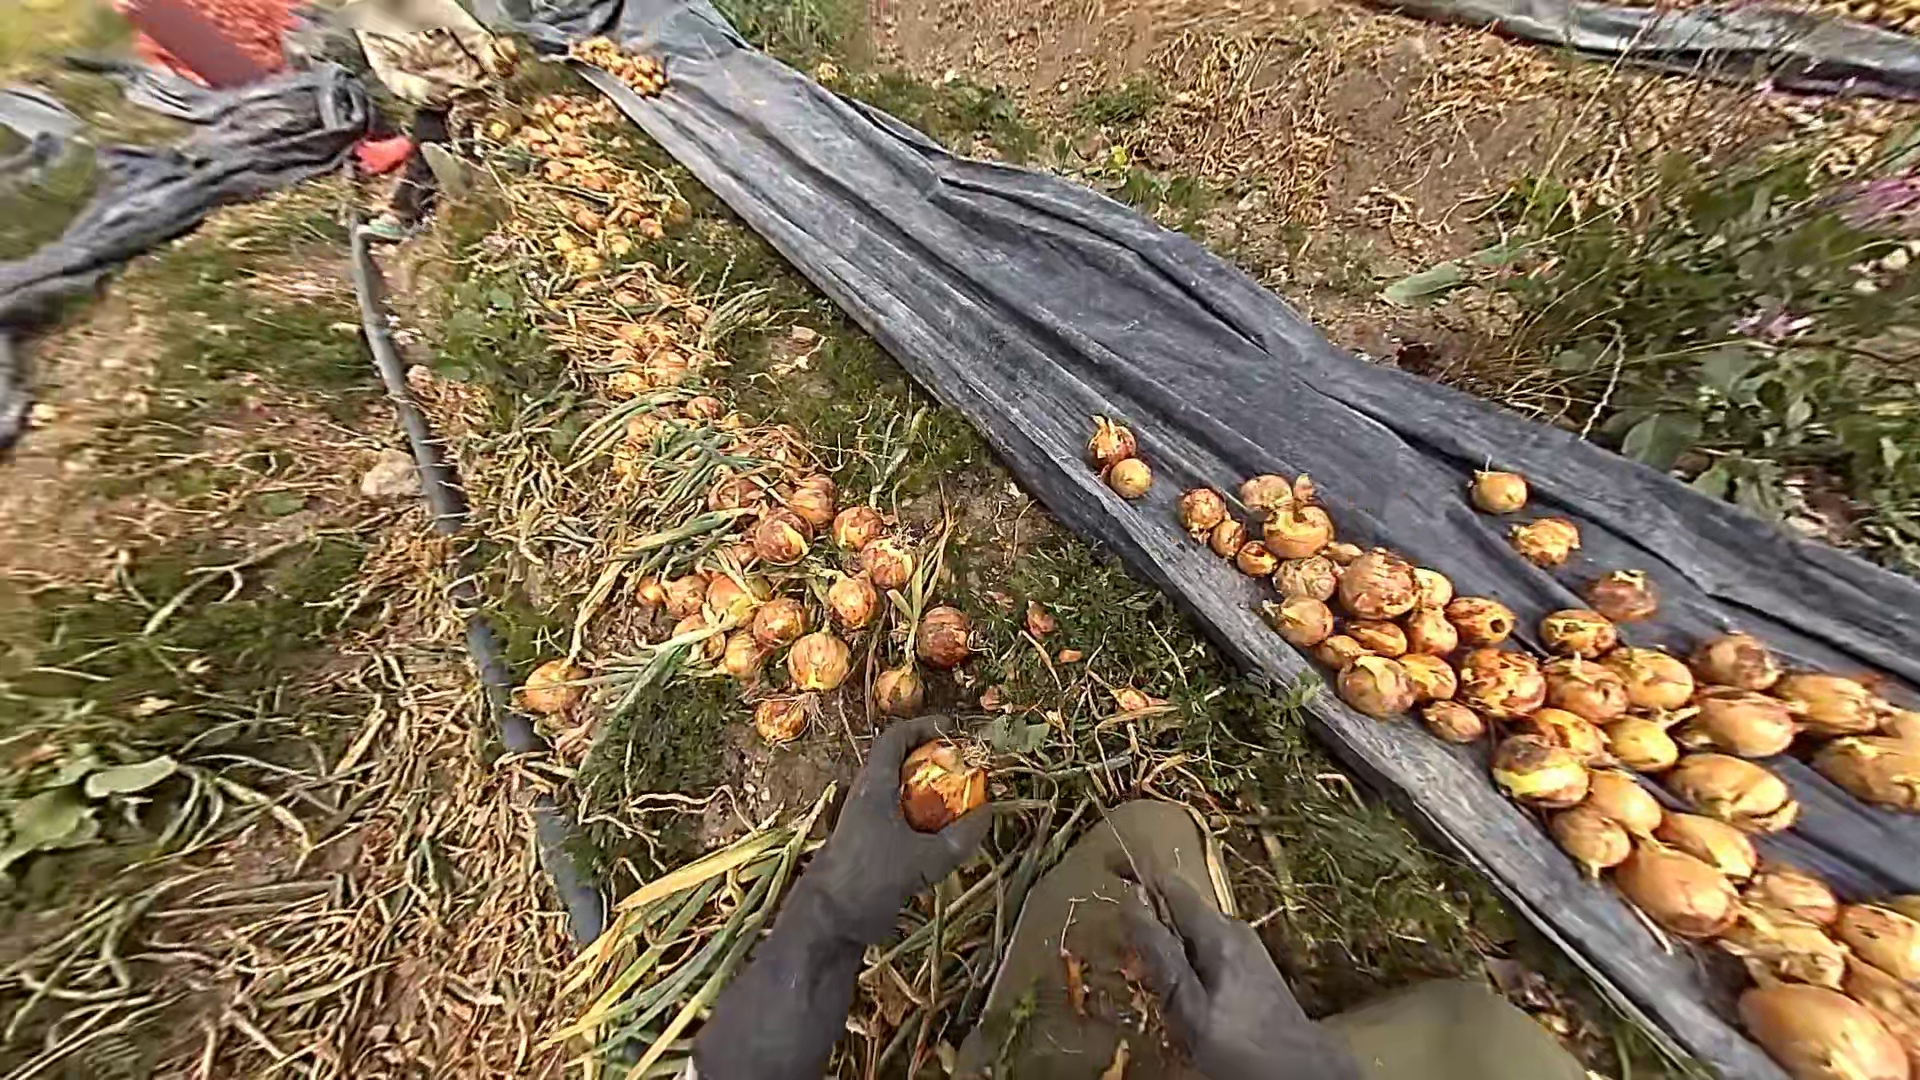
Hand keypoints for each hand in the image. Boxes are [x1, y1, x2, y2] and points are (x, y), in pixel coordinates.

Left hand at [801, 716, 989, 943]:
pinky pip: (897, 814)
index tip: (949, 729)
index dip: (922, 726)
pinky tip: (939, 834)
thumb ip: (958, 839)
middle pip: (898, 760)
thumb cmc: (868, 879)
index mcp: (874, 785)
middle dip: (930, 758)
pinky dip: (920, 814)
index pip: (894, 738)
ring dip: (926, 788)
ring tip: (956, 797)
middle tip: (960, 765)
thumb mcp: (923, 859)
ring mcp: (863, 819)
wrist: (825, 923)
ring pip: (898, 789)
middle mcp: (866, 795)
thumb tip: (987, 815)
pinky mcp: (865, 842)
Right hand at [1122, 868, 1360, 1079]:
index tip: (1107, 864)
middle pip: (1178, 905)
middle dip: (1148, 914)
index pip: (1167, 880)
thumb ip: (1160, 953)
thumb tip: (1129, 901)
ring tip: (1148, 972)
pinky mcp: (1253, 970)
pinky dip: (1185, 957)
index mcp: (1215, 929)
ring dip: (1166, 940)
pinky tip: (1182, 991)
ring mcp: (1246, 948)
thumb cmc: (1246, 1049)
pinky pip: (1207, 948)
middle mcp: (1232, 927)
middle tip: (1122, 941)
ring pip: (1192, 929)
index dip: (1135, 867)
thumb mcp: (1190, 1007)